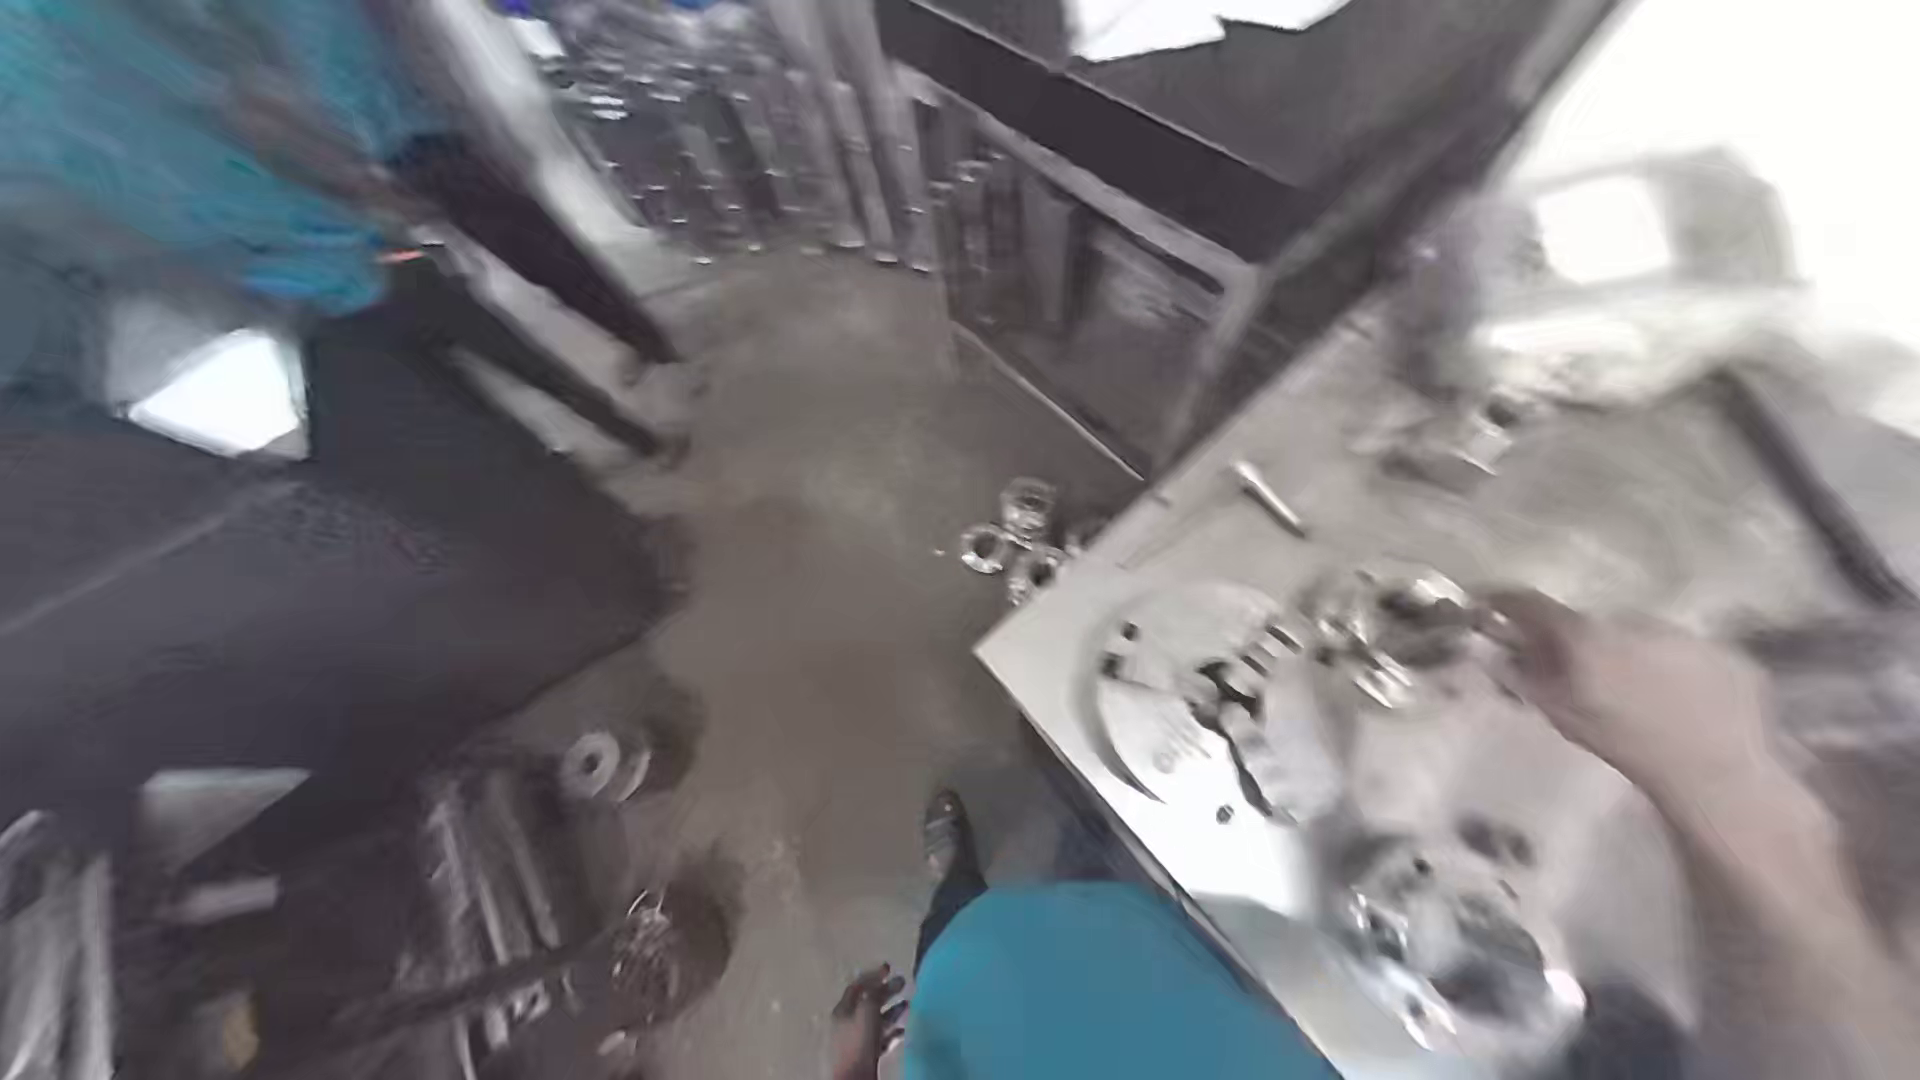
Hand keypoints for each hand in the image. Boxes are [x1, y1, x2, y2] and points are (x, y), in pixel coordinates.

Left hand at [829, 964, 906, 1079]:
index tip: (890, 967)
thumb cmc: (858, 1042)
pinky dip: (891, 1032)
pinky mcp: (865, 1058)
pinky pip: (880, 1040)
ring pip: (875, 1021)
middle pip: (868, 1002)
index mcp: (842, 1010)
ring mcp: (855, 1042)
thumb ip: (877, 993)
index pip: (857, 986)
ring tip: (907, 1005)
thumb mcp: (868, 1010)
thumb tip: (889, 980)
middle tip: (903, 983)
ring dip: (892, 1011)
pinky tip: (903, 1030)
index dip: (873, 974)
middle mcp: (846, 1024)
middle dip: (886, 992)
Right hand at [1487, 590, 1783, 805]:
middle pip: (1586, 619)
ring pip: (1634, 631)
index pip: (1531, 602)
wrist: (1716, 772)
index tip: (1490, 605)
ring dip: (1619, 647)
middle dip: (1571, 635)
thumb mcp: (1554, 709)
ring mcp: (1685, 634)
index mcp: (1585, 633)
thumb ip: (1518, 672)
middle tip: (1568, 663)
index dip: (1505, 601)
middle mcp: (1633, 621)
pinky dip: (1664, 662)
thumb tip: (1491, 649)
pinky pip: (1679, 648)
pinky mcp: (1725, 653)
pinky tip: (1668, 693)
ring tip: (1624, 682)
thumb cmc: (1621, 740)